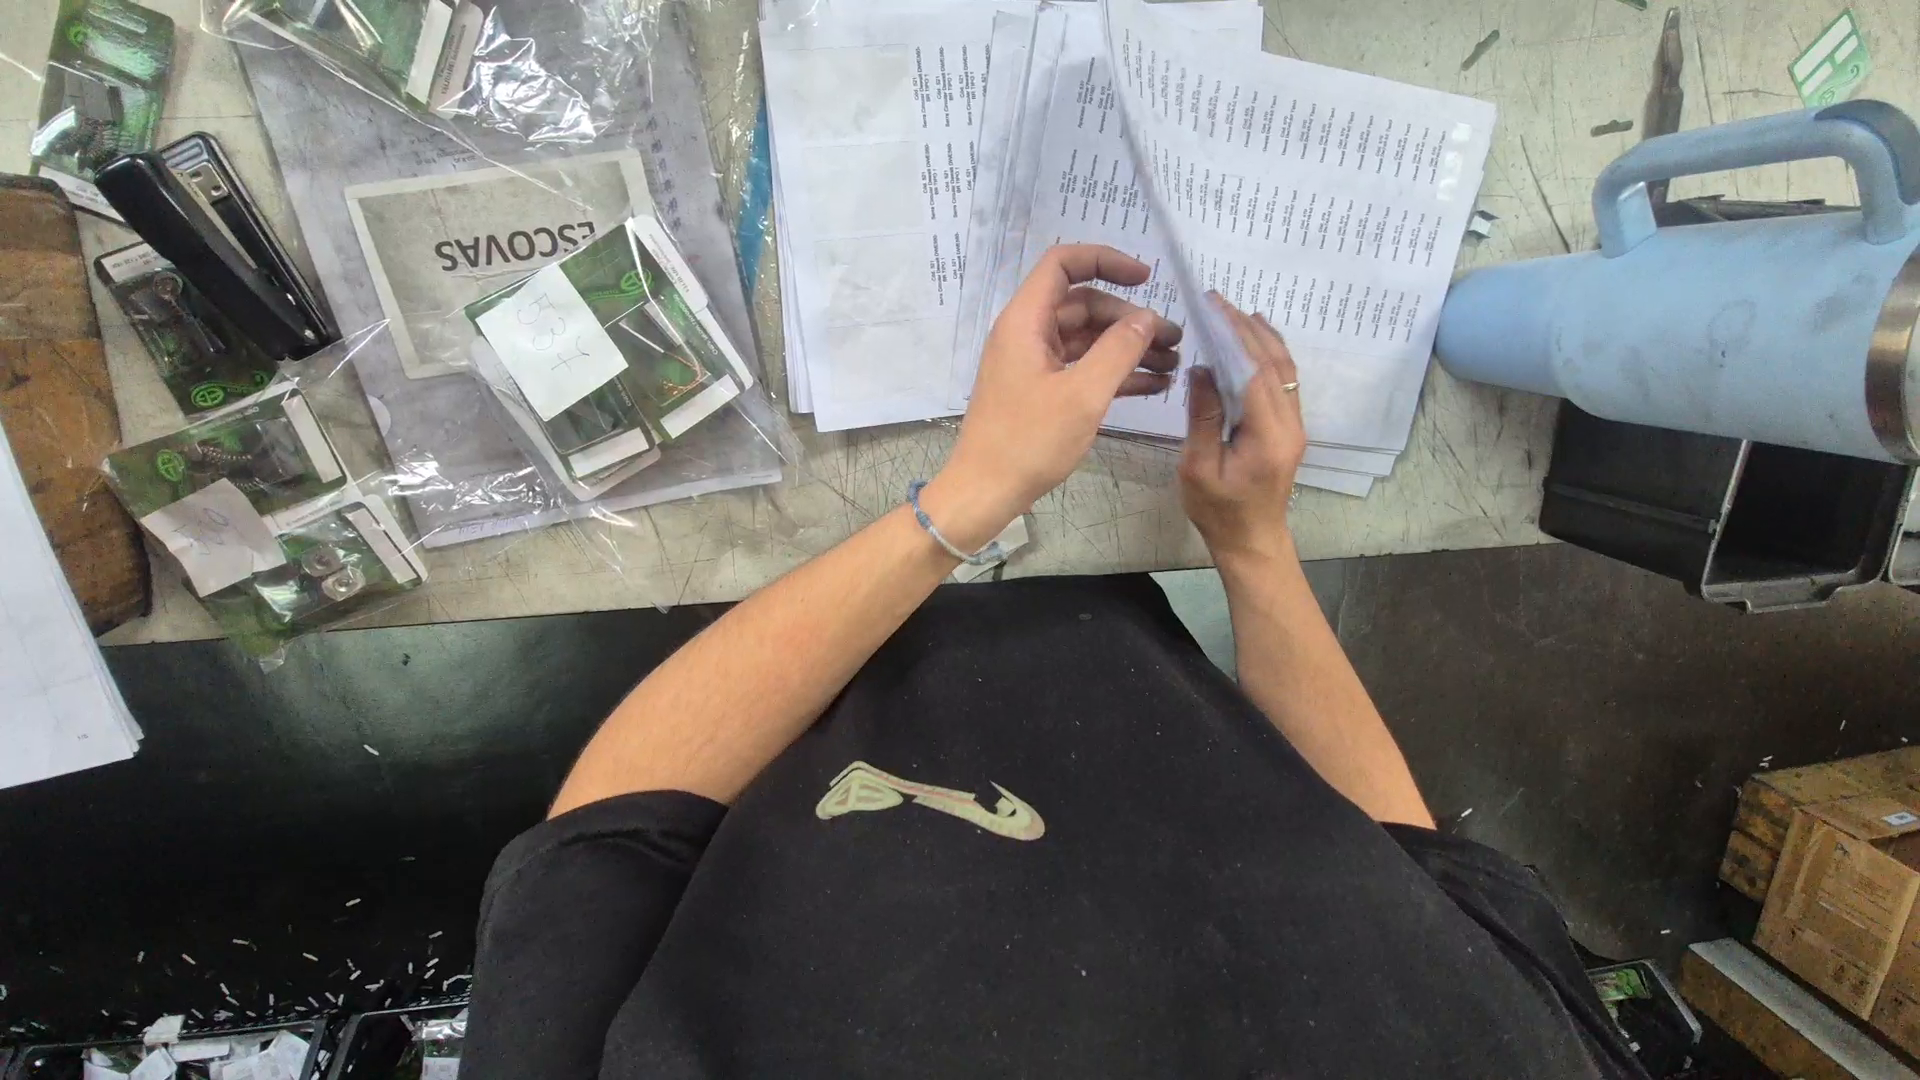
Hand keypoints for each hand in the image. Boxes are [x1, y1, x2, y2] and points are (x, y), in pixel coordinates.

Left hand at [922, 245, 1181, 549]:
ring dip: (1128, 348)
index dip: (1106, 260)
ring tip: (1173, 364)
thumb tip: (1146, 318)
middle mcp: (1026, 334)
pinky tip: (1153, 386)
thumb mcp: (1082, 394)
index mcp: (1025, 321)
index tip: (1146, 278)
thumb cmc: (1029, 441)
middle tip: (1175, 341)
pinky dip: (1114, 373)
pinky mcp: (1040, 392)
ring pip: (1087, 340)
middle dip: (1130, 319)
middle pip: (1084, 306)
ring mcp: (1033, 364)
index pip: (1063, 264)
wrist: (985, 491)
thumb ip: (1118, 350)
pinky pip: (1081, 369)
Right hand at [1179, 296, 1306, 569]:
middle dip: (1246, 328)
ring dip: (1261, 337)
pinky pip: (1284, 382)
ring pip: (1283, 369)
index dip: (1235, 335)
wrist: (1252, 540)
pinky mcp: (1290, 428)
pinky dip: (1269, 355)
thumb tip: (1203, 368)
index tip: (1214, 307)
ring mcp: (1295, 426)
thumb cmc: (1218, 511)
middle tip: (1219, 301)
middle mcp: (1290, 424)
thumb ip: (1203, 417)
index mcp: (1268, 435)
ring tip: (1237, 312)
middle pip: (1273, 363)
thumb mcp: (1199, 467)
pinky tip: (1257, 340)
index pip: (1253, 371)